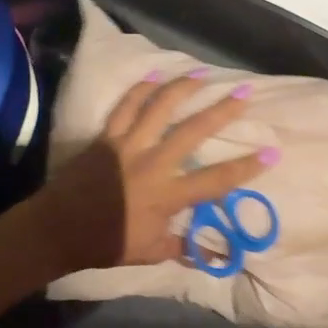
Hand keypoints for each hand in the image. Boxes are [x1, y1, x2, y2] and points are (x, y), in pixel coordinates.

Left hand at [17, 72, 279, 273]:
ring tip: (204, 74)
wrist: (57, 230)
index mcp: (167, 195)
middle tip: (244, 93)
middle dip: (222, 110)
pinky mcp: (107, 136)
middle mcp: (153, 163)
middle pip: (194, 131)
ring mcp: (128, 145)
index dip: (245, 167)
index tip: (271, 153)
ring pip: (160, 108)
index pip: (215, 180)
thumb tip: (214, 253)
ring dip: (184, 89)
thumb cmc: (106, 243)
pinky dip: (141, 90)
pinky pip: (126, 107)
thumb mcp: (149, 251)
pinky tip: (155, 76)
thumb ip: (182, 245)